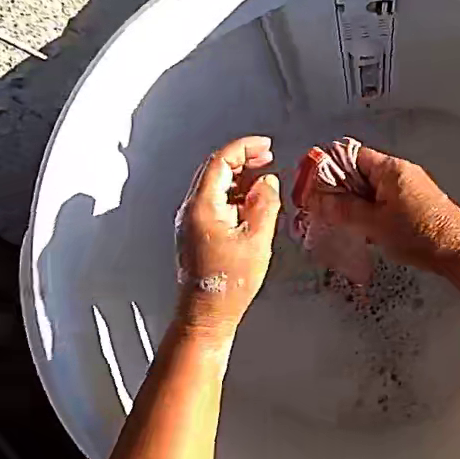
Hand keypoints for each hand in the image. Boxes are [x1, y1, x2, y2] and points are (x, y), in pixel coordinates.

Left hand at [174, 136, 280, 336]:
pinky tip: (253, 203)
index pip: (220, 162)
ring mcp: (192, 222)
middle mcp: (192, 210)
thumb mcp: (257, 239)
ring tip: (264, 179)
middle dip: (243, 159)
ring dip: (240, 177)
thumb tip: (268, 182)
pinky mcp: (197, 233)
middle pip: (215, 170)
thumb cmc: (228, 284)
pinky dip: (235, 195)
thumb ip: (265, 204)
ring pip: (216, 186)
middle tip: (267, 156)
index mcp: (202, 207)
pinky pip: (216, 202)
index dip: (244, 148)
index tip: (264, 145)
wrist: (207, 313)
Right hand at [302, 144, 459, 273]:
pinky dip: (368, 210)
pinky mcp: (413, 204)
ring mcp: (407, 188)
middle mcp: (399, 173)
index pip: (350, 154)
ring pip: (369, 188)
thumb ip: (344, 210)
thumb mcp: (374, 223)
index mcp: (390, 169)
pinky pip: (381, 200)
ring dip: (352, 202)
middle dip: (336, 188)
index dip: (326, 167)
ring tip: (337, 220)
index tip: (310, 183)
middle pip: (357, 171)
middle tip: (319, 207)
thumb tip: (318, 200)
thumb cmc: (422, 235)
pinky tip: (361, 228)